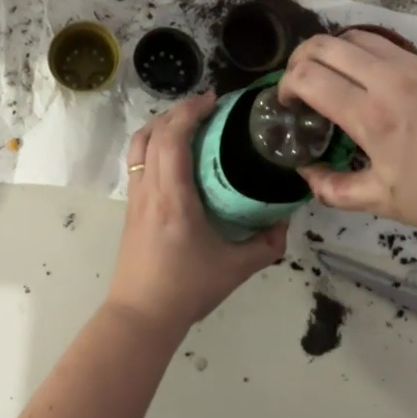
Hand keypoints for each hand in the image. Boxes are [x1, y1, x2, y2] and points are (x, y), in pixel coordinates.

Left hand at [105, 94, 286, 337]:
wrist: (140, 316)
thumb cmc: (186, 290)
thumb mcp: (236, 269)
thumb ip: (266, 244)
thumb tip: (285, 220)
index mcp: (173, 198)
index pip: (172, 138)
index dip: (189, 112)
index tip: (214, 101)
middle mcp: (149, 189)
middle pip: (153, 133)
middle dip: (179, 111)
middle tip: (208, 106)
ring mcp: (135, 197)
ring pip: (139, 144)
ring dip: (161, 123)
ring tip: (188, 121)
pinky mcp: (131, 207)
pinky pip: (137, 160)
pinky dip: (153, 142)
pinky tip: (173, 151)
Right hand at [280, 32, 416, 245]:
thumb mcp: (383, 203)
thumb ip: (333, 188)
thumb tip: (306, 171)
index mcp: (372, 116)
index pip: (309, 77)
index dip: (285, 86)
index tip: (285, 104)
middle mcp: (389, 80)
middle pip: (325, 45)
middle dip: (299, 60)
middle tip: (299, 84)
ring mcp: (415, 67)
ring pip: (356, 36)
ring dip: (332, 51)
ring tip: (330, 76)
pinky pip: (386, 46)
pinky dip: (363, 54)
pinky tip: (368, 81)